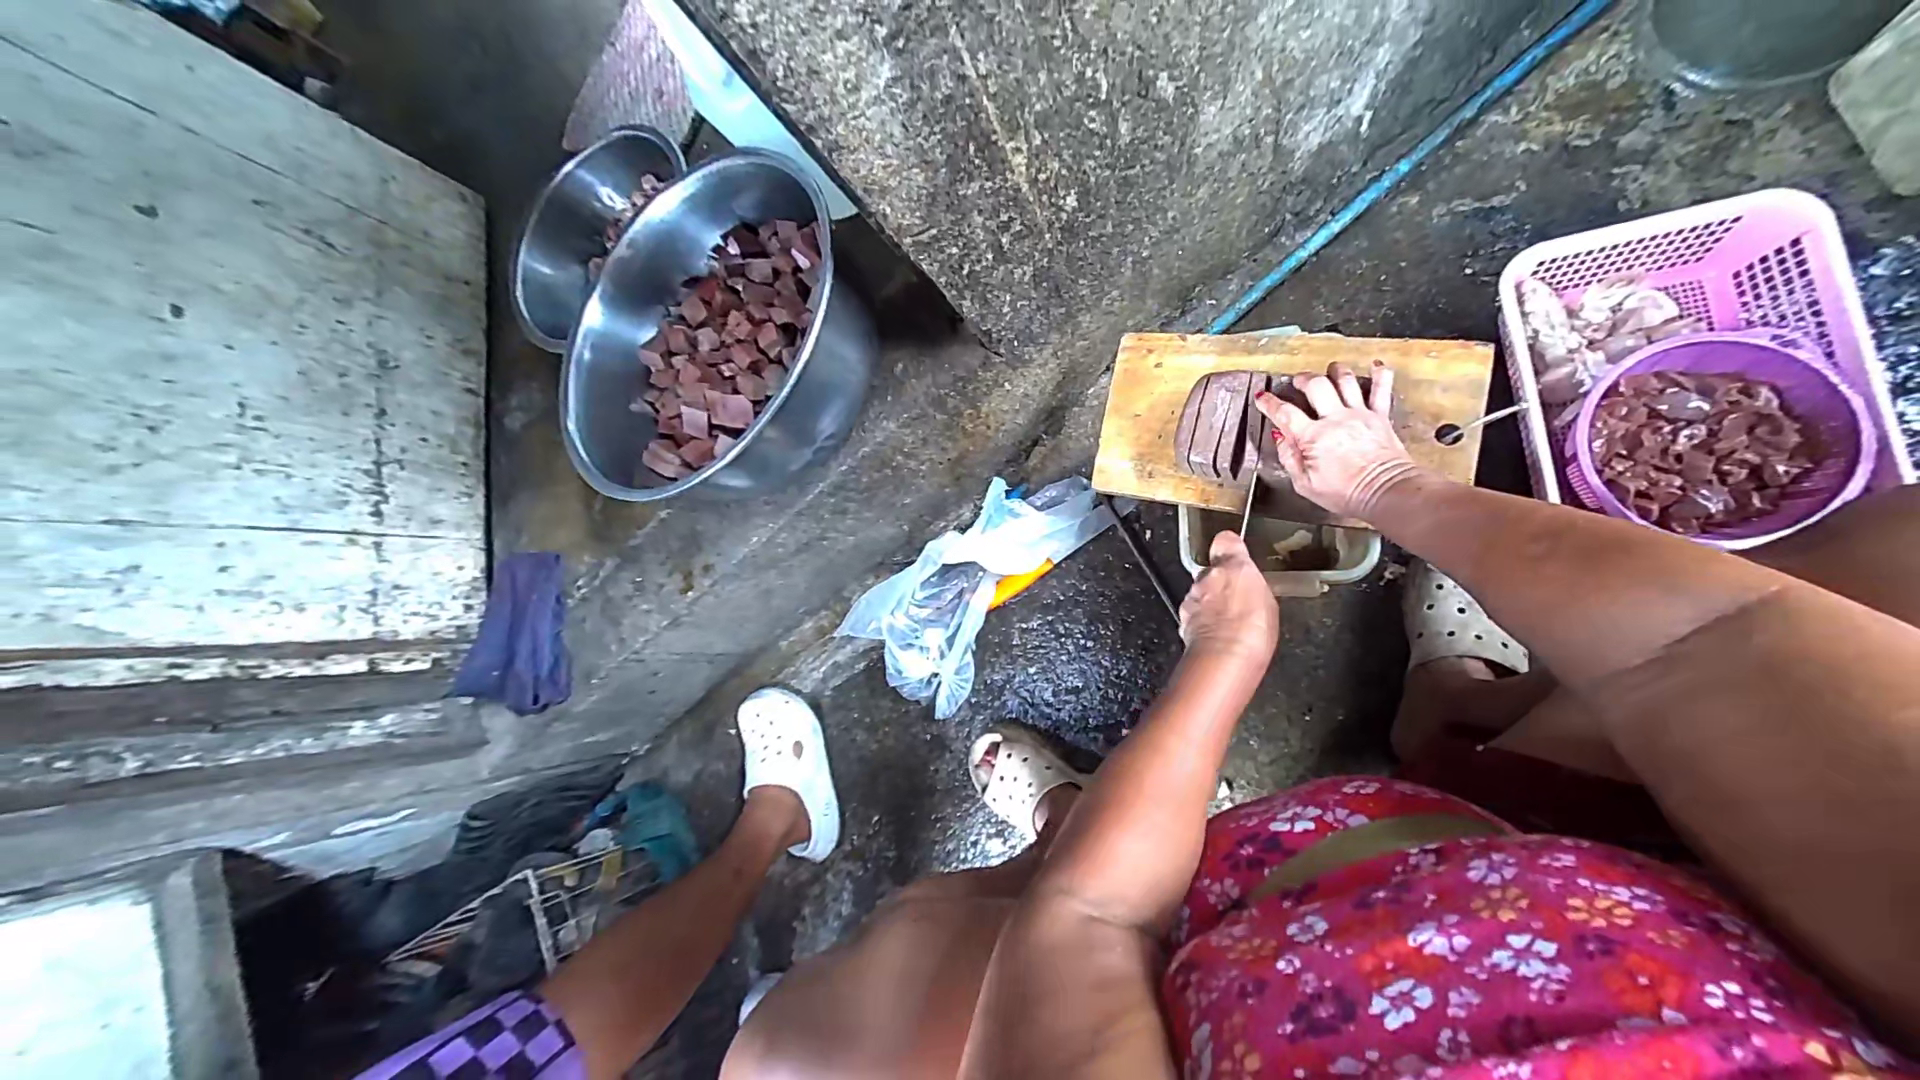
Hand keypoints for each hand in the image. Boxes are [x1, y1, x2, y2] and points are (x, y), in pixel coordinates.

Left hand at [1179, 529, 1278, 664]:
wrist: (1224, 656)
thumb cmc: (1252, 631)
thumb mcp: (1269, 602)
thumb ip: (1253, 586)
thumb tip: (1249, 584)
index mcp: (1233, 567)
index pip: (1225, 541)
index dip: (1228, 545)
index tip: (1233, 547)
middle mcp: (1208, 577)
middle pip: (1211, 572)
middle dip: (1220, 583)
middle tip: (1236, 600)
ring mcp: (1193, 597)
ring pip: (1200, 594)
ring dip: (1210, 603)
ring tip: (1228, 621)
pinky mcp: (1183, 617)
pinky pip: (1194, 614)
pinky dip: (1202, 620)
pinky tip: (1216, 633)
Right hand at [1253, 361, 1424, 520]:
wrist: (1386, 493)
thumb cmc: (1347, 493)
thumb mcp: (1304, 484)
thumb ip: (1289, 458)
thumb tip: (1280, 438)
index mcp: (1313, 437)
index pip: (1284, 413)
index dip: (1269, 403)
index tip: (1262, 398)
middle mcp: (1336, 419)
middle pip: (1316, 386)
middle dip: (1303, 379)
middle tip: (1297, 381)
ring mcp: (1359, 415)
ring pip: (1345, 380)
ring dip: (1335, 371)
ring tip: (1329, 369)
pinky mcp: (1380, 417)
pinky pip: (1382, 389)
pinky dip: (1379, 374)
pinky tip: (1374, 365)